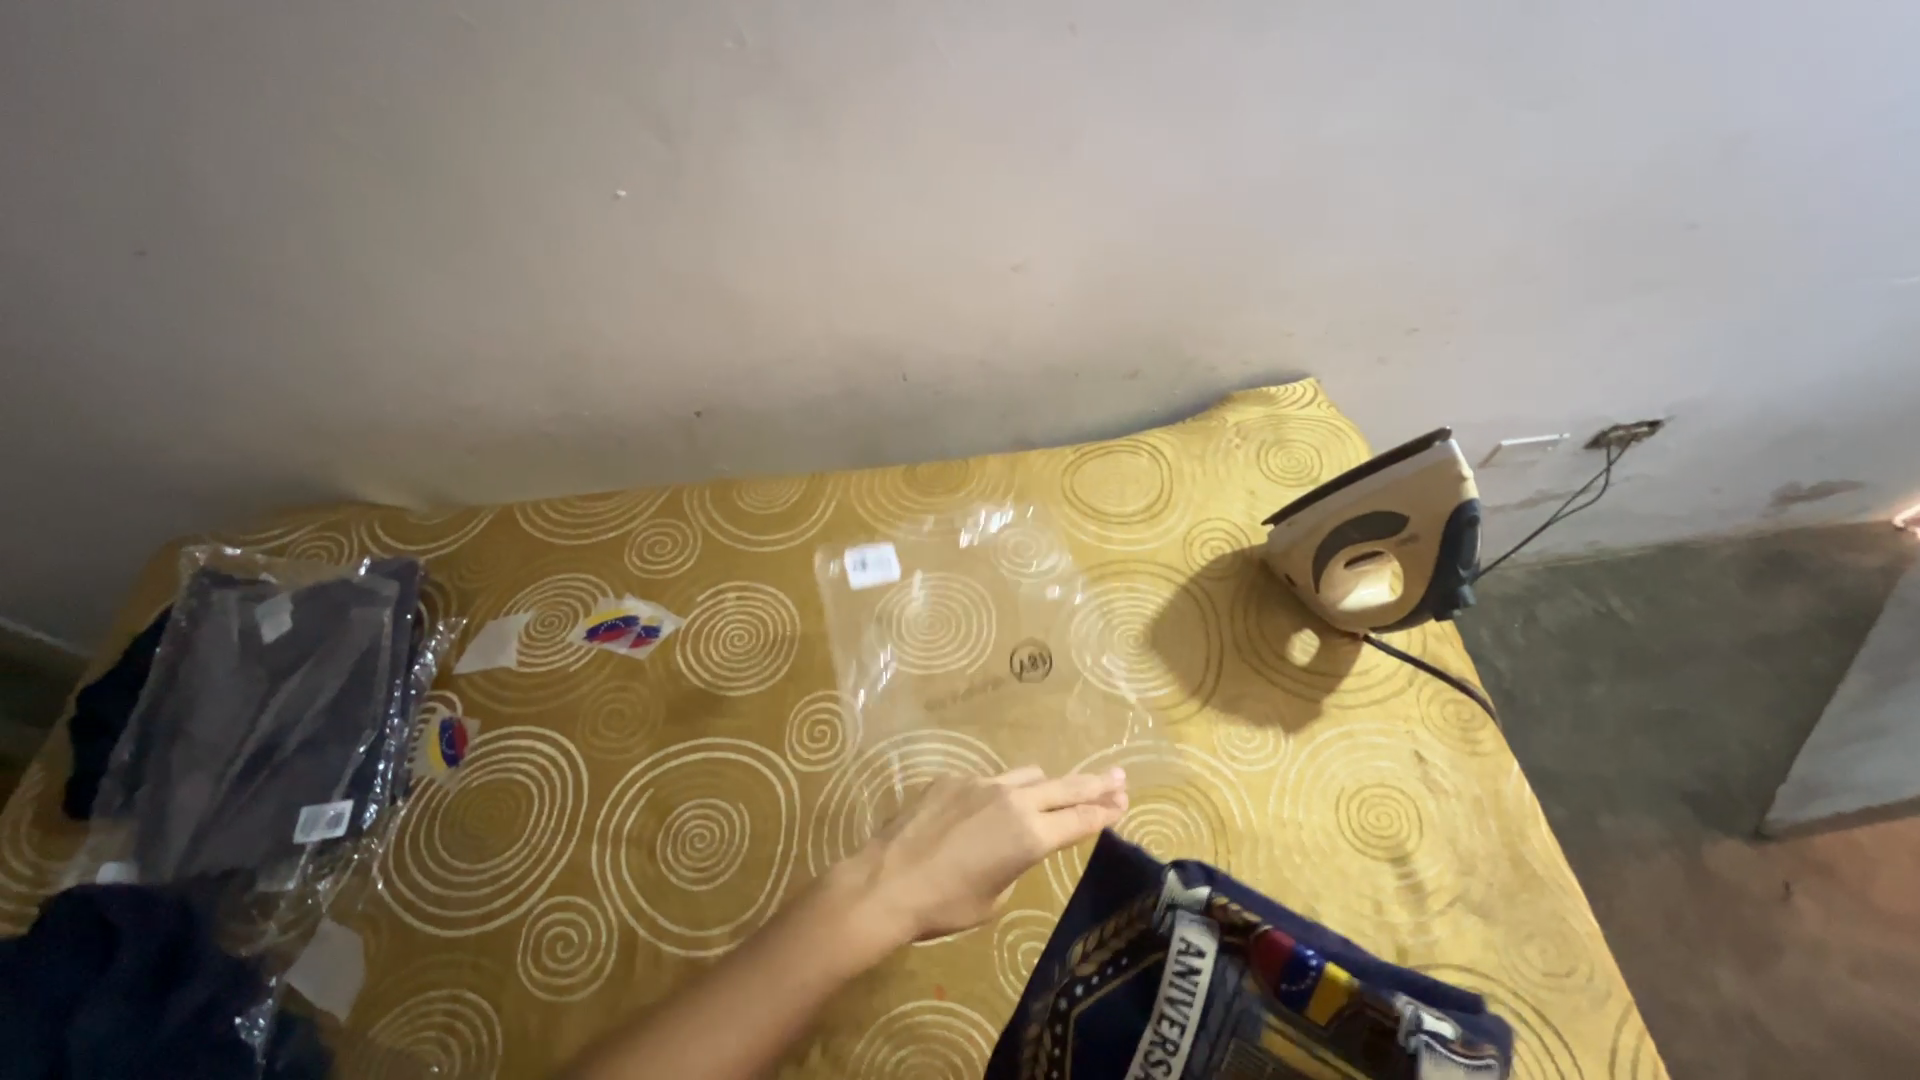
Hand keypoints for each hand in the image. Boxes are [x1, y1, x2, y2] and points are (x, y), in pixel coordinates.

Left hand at [834, 767, 1128, 947]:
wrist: (887, 882)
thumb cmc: (945, 905)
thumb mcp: (995, 897)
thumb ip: (1016, 863)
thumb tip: (1014, 844)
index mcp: (1030, 836)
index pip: (1080, 818)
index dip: (1105, 811)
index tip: (1124, 800)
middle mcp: (1012, 800)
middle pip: (1065, 785)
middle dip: (1094, 784)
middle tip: (1118, 777)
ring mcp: (981, 783)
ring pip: (1027, 775)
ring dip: (1046, 784)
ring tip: (1053, 791)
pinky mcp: (952, 779)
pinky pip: (987, 780)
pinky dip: (999, 792)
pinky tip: (985, 810)